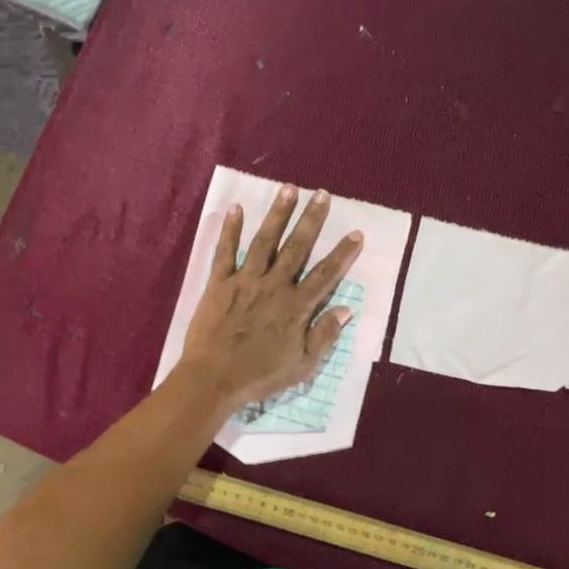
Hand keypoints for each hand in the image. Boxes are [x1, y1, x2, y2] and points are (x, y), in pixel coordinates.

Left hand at [179, 186, 363, 408]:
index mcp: (296, 307)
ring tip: (288, 189)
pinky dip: (230, 230)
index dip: (342, 254)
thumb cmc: (259, 376)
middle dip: (312, 220)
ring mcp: (244, 282)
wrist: (213, 379)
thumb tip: (345, 310)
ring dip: (277, 214)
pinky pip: (225, 252)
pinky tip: (236, 209)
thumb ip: (324, 336)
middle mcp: (273, 287)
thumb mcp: (302, 366)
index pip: (326, 275)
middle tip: (322, 194)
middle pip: (297, 248)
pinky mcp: (218, 284)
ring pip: (264, 242)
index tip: (356, 233)